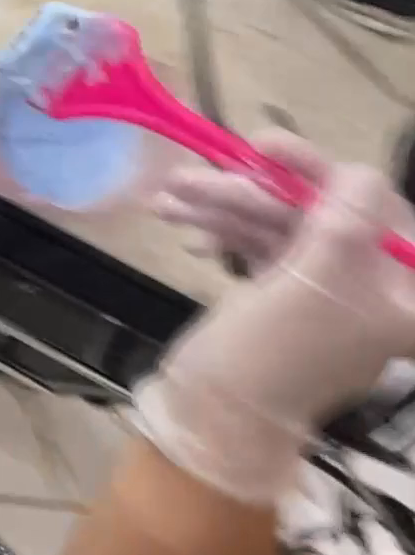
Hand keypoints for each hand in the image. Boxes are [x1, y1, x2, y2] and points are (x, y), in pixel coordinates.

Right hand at [136, 148, 414, 502]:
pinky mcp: (281, 290)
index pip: (380, 212)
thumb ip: (339, 227)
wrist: (213, 410)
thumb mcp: (308, 288)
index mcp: (408, 291)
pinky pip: (254, 245)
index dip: (322, 175)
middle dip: (248, 193)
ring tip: (165, 196)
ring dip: (218, 207)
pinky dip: (216, 230)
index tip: (264, 145)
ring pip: (276, 226)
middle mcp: (378, 285)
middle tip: (189, 175)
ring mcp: (326, 287)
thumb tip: (356, 174)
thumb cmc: (269, 355)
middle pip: (319, 215)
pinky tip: (179, 223)